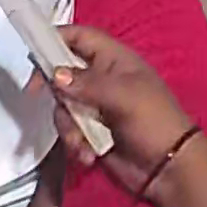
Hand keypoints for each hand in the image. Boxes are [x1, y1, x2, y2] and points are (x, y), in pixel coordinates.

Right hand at [49, 25, 194, 198]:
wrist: (171, 170)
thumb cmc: (153, 120)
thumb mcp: (123, 96)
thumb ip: (87, 83)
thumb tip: (55, 75)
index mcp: (113, 58)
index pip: (79, 37)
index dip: (56, 39)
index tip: (35, 54)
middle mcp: (101, 77)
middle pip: (63, 70)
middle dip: (55, 88)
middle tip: (36, 94)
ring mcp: (95, 105)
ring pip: (63, 104)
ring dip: (67, 124)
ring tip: (81, 143)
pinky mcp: (92, 131)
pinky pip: (70, 129)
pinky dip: (74, 143)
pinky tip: (88, 156)